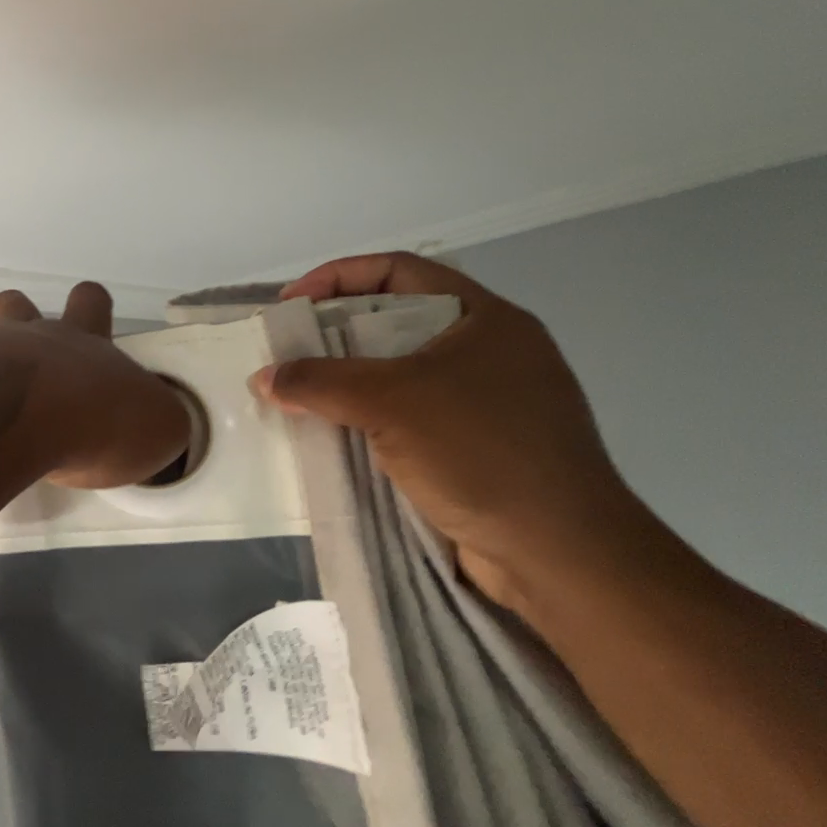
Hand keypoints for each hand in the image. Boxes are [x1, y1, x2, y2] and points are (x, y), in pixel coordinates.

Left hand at [0, 282, 189, 490]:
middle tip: (31, 365)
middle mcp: (25, 337)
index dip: (92, 314)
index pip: (91, 304)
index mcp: (81, 341)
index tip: (92, 341)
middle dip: (22, 319)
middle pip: (18, 304)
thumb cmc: (93, 423)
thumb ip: (153, 420)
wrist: (12, 423)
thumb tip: (149, 426)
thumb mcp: (155, 428)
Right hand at [252, 252, 658, 610]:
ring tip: (300, 395)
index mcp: (487, 321)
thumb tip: (264, 378)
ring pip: (400, 373)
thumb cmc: (481, 454)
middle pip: (397, 321)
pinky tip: (334, 434)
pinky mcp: (481, 447)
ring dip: (348, 381)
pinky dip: (368, 418)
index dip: (337, 277)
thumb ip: (318, 382)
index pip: (399, 271)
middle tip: (288, 352)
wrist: (561, 555)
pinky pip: (410, 416)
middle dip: (335, 333)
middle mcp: (492, 352)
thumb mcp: (389, 403)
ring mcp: (490, 402)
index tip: (290, 305)